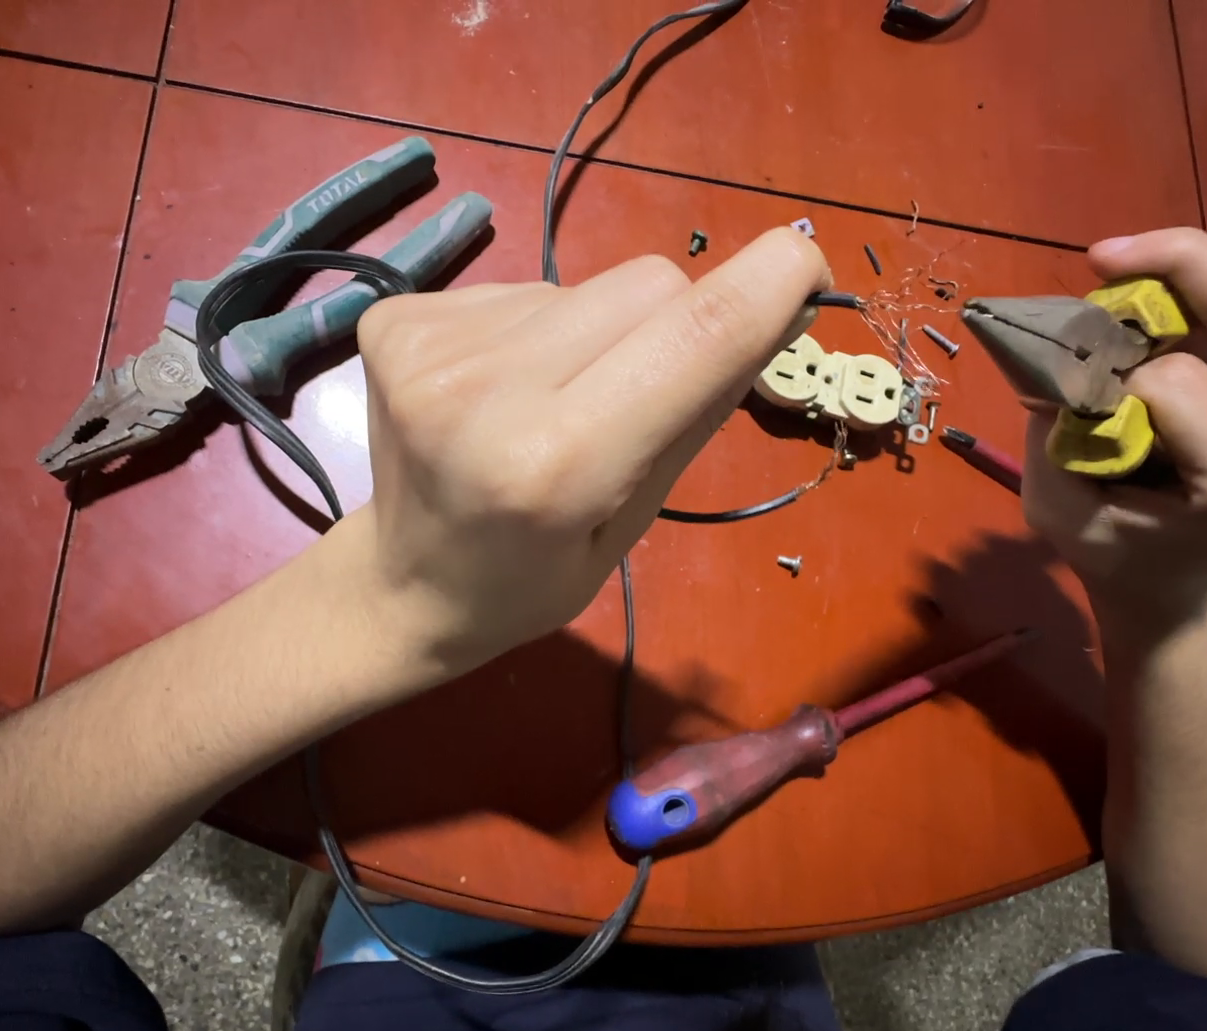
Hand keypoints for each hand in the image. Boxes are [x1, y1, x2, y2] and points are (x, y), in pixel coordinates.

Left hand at [347, 228, 828, 673]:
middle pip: (647, 286)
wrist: (404, 585)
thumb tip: (763, 314)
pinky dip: (539, 333)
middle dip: (678, 326)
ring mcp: (431, 344)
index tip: (808, 268)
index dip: (766, 287)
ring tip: (552, 405)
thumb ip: (692, 421)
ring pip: (585, 287)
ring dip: (601, 334)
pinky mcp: (398, 317)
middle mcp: (485, 389)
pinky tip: (501, 392)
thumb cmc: (530, 583)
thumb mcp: (629, 531)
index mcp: (556, 466)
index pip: (692, 339)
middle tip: (644, 395)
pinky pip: (523, 292)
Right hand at [1021, 228, 1206, 633]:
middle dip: (1178, 267)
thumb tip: (1060, 346)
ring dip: (1193, 282)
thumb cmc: (1110, 557)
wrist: (1169, 587)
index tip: (1072, 404)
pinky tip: (1163, 315)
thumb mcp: (1057, 508)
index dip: (1108, 379)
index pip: (1178, 384)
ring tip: (1128, 294)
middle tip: (1105, 256)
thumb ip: (1058, 430)